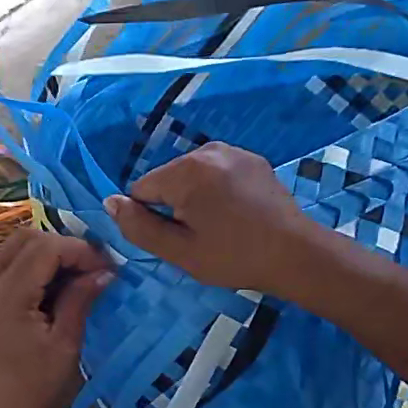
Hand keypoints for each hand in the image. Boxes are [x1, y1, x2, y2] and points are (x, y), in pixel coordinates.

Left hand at [0, 230, 112, 407]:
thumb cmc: (29, 389)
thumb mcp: (63, 345)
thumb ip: (80, 300)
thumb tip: (105, 272)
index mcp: (6, 293)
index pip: (47, 247)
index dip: (81, 250)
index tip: (106, 267)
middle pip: (26, 237)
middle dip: (62, 245)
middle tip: (90, 268)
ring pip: (12, 248)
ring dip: (44, 254)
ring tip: (73, 278)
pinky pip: (2, 265)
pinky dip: (27, 267)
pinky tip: (48, 290)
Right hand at [104, 143, 320, 295]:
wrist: (296, 254)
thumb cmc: (234, 257)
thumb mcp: (179, 251)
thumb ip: (139, 227)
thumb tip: (111, 202)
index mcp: (186, 171)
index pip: (142, 189)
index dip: (153, 218)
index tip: (180, 238)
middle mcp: (207, 150)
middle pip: (168, 180)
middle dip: (175, 206)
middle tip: (202, 237)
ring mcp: (233, 152)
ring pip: (192, 176)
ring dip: (196, 198)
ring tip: (222, 227)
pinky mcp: (252, 159)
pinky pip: (217, 173)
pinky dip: (218, 191)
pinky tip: (238, 214)